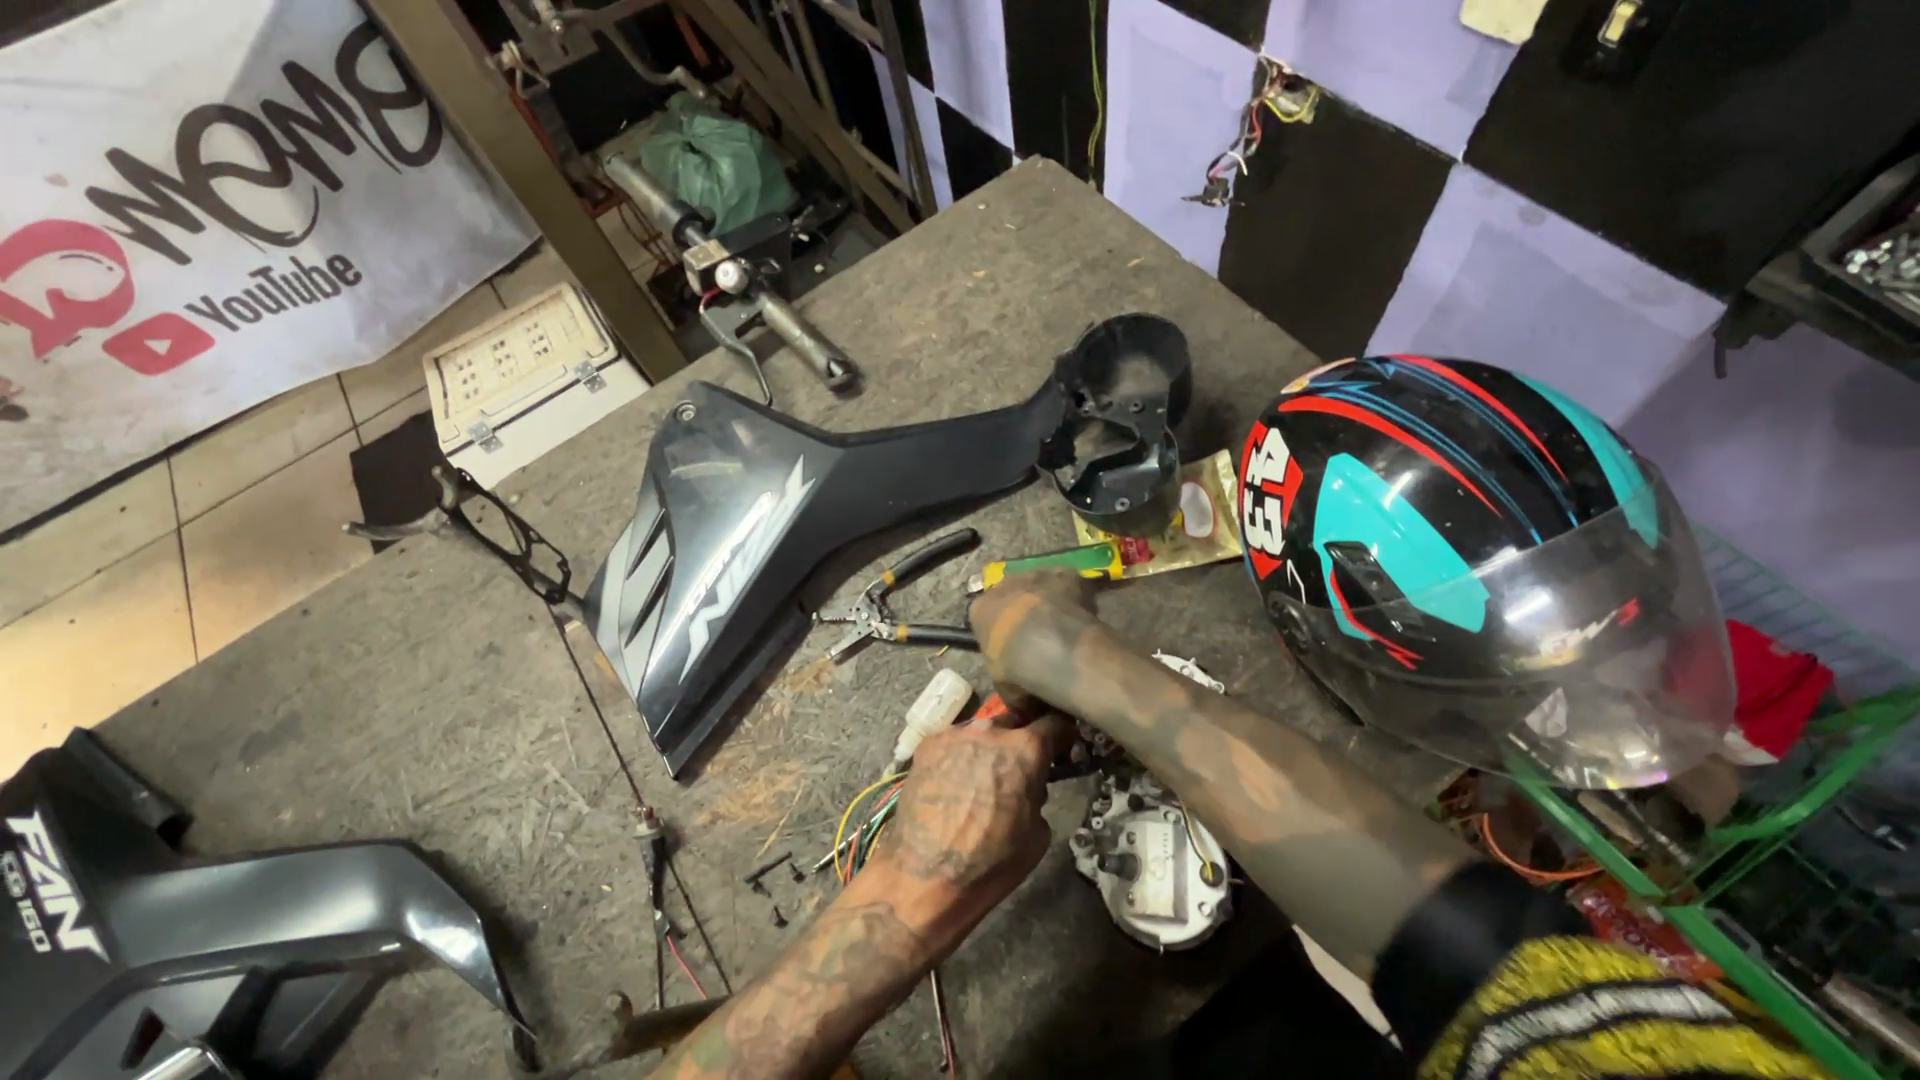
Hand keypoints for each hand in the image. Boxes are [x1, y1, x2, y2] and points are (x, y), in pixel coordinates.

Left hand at [860, 706, 1068, 961]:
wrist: (926, 875)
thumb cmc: (991, 861)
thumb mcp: (1038, 833)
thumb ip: (1037, 792)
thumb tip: (1028, 784)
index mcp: (1025, 749)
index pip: (1053, 724)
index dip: (1061, 735)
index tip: (1060, 747)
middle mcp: (990, 730)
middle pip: (1014, 723)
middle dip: (1020, 740)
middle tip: (1017, 766)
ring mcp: (954, 734)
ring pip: (980, 731)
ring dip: (987, 747)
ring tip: (980, 776)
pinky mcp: (926, 746)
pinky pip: (952, 743)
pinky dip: (959, 755)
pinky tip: (953, 781)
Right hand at [968, 571, 1102, 717]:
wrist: (1053, 648)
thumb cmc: (1018, 672)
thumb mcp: (1006, 689)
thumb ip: (1012, 688)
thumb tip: (1026, 705)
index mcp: (979, 610)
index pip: (984, 619)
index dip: (1001, 637)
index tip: (1015, 654)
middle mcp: (1003, 585)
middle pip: (1012, 597)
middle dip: (1024, 615)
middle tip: (1041, 640)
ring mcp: (1035, 575)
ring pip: (1040, 587)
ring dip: (1048, 603)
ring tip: (1064, 629)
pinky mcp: (1065, 573)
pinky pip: (1068, 584)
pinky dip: (1074, 597)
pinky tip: (1082, 618)